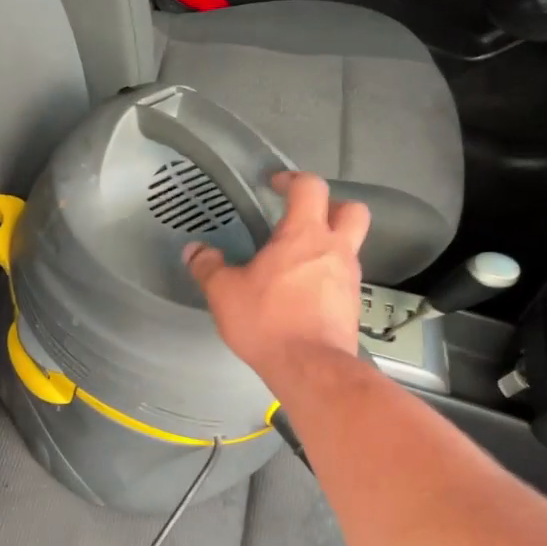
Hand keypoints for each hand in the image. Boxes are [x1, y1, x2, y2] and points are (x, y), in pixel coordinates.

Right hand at [184, 171, 368, 380]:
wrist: (309, 366)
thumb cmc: (267, 320)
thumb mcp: (224, 292)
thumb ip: (208, 266)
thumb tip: (194, 250)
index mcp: (303, 235)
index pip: (309, 188)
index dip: (292, 179)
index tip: (275, 184)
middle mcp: (335, 249)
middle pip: (351, 209)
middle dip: (330, 205)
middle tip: (304, 217)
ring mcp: (349, 277)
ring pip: (349, 244)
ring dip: (329, 243)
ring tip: (296, 260)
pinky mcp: (351, 303)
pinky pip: (342, 276)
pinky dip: (326, 274)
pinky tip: (302, 292)